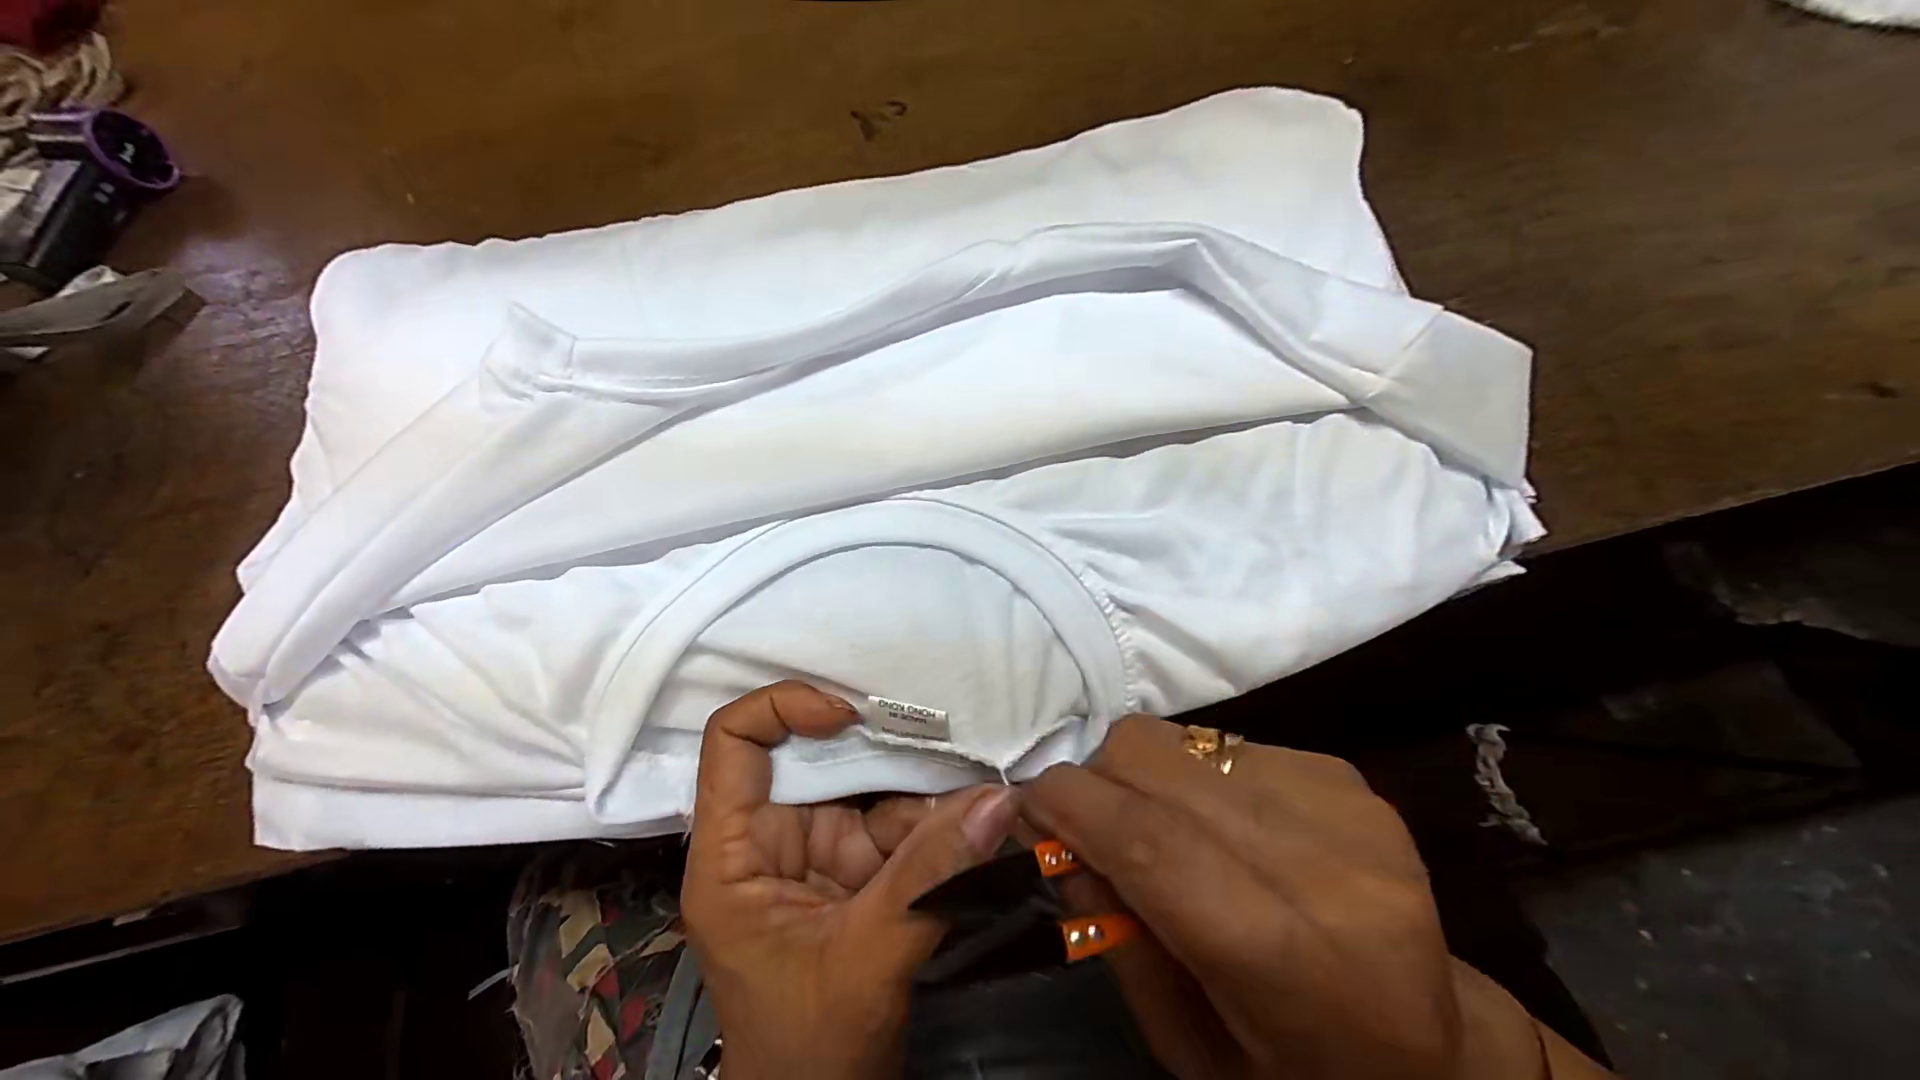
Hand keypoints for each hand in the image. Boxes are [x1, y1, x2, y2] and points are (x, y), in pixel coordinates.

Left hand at [680, 682, 1020, 1079]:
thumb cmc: (809, 1049)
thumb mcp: (864, 959)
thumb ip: (930, 878)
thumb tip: (996, 801)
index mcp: (734, 853)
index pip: (734, 744)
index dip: (782, 708)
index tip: (847, 713)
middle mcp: (773, 838)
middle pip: (815, 757)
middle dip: (878, 741)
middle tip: (941, 726)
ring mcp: (821, 850)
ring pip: (870, 789)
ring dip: (923, 783)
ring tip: (979, 767)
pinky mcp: (860, 870)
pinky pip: (901, 825)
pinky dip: (939, 819)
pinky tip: (980, 809)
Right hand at [1021, 715, 1612, 1079]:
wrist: (1436, 1046)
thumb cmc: (1292, 1068)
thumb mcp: (1185, 1041)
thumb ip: (1111, 930)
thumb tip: (1048, 829)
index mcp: (1293, 964)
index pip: (1153, 845)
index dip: (1072, 807)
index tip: (1026, 804)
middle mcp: (1329, 864)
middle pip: (1158, 764)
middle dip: (1097, 779)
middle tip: (1090, 821)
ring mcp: (1346, 805)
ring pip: (1180, 737)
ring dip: (1144, 774)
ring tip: (1160, 824)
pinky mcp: (1348, 775)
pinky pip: (1221, 741)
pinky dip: (1192, 774)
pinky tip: (1218, 822)